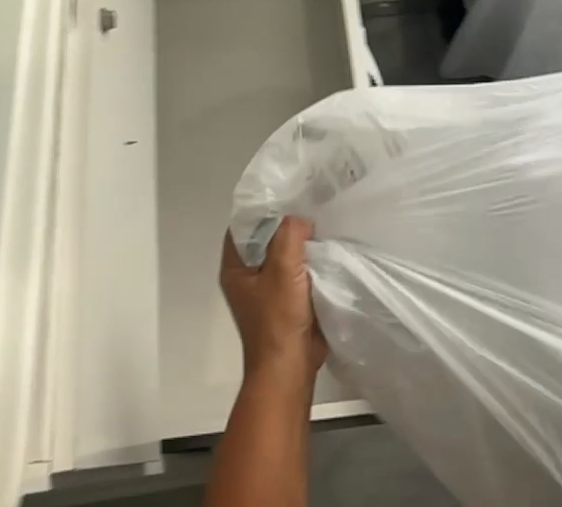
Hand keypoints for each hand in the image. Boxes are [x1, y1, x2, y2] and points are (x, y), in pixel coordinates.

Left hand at [220, 217, 327, 381]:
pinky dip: (309, 263)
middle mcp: (247, 276)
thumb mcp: (283, 268)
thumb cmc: (279, 318)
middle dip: (285, 225)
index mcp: (235, 267)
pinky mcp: (286, 302)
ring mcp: (266, 290)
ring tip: (321, 224)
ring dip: (300, 245)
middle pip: (265, 240)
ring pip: (283, 256)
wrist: (290, 367)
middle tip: (309, 204)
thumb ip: (290, 235)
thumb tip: (300, 220)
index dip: (262, 208)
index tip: (287, 193)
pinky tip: (326, 251)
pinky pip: (297, 273)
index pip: (244, 226)